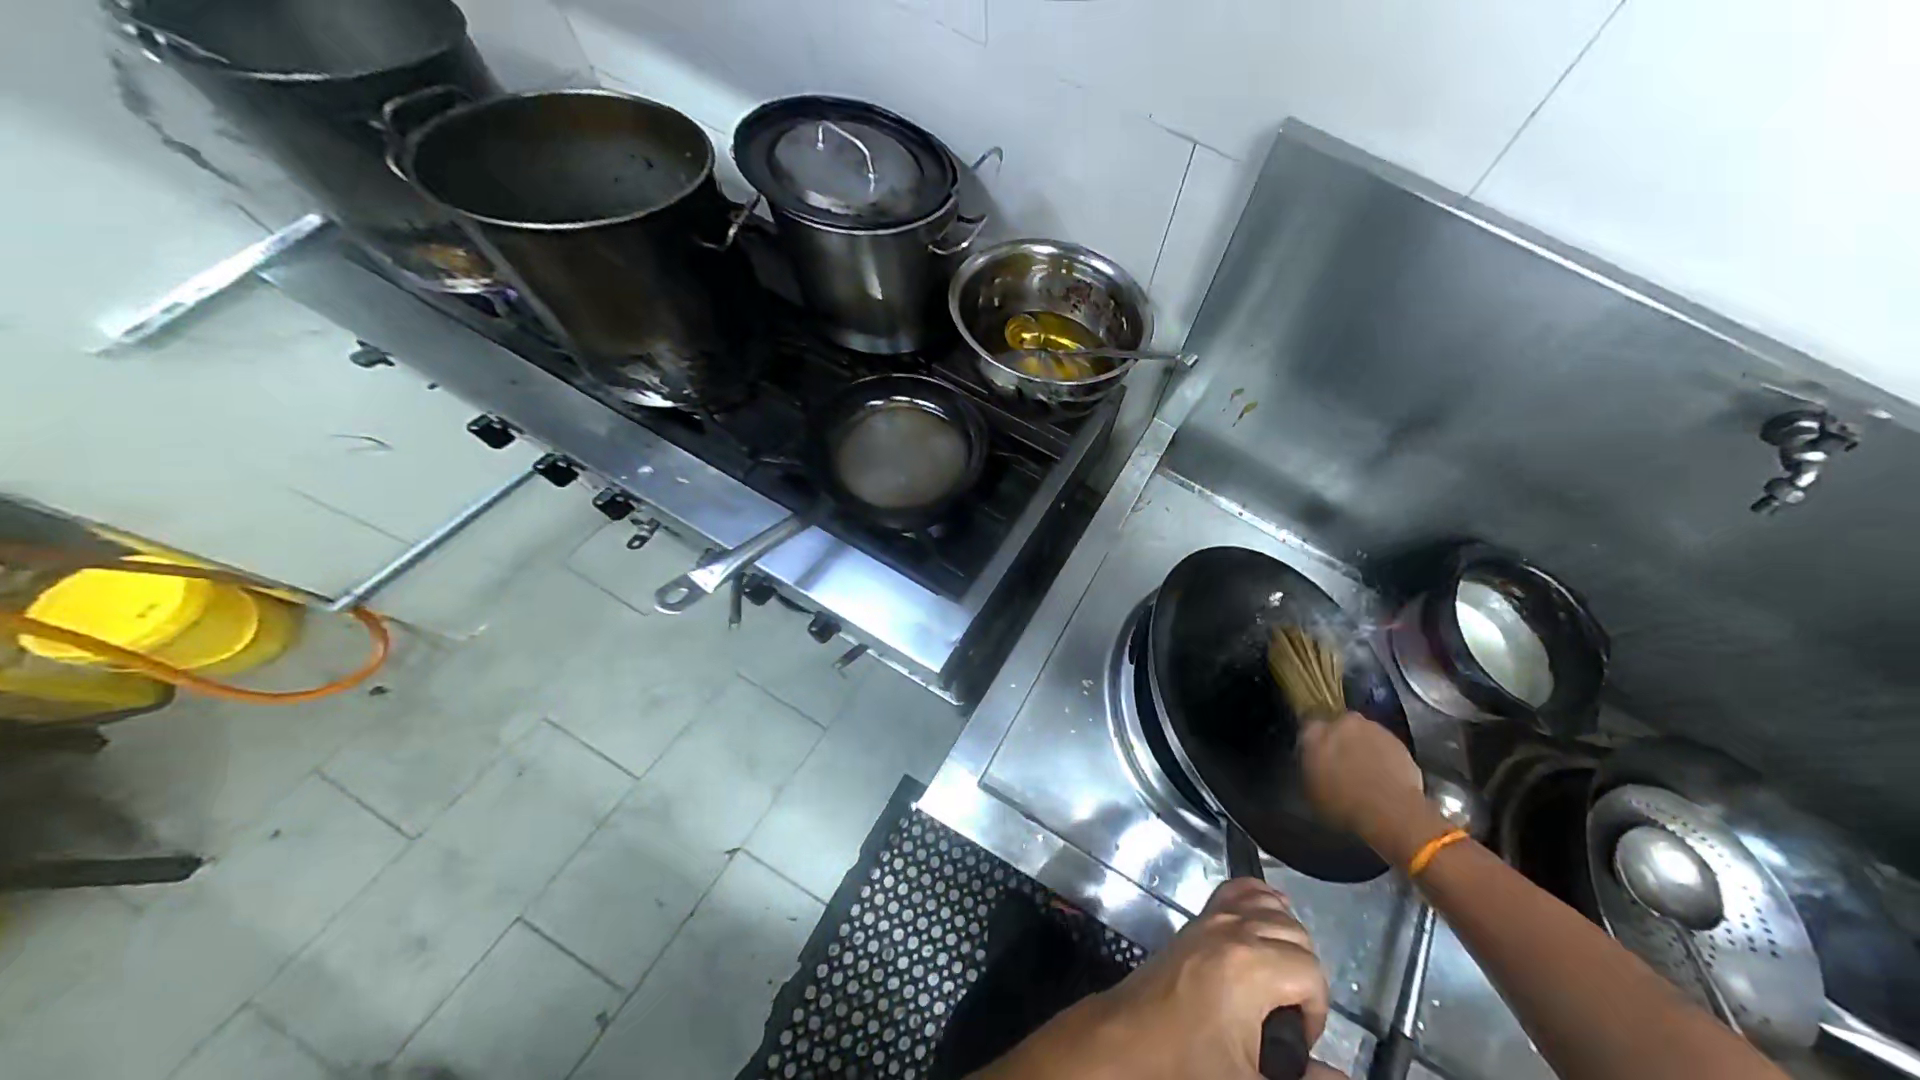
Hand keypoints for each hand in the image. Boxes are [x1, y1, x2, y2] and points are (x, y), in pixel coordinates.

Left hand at [974, 879, 1345, 1079]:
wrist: (1122, 1043)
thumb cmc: (1183, 1065)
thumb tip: (1340, 1076)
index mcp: (1250, 965)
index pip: (1312, 972)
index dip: (1315, 1011)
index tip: (1295, 1041)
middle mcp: (1232, 930)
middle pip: (1296, 934)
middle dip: (1304, 975)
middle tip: (1288, 1018)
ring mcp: (1210, 920)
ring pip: (1270, 907)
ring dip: (1287, 937)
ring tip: (1282, 982)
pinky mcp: (1194, 922)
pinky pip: (1236, 892)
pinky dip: (1259, 898)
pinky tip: (1269, 915)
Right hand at [1297, 711, 1431, 857]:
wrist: (1392, 815)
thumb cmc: (1342, 806)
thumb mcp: (1309, 790)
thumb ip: (1308, 767)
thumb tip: (1312, 764)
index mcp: (1313, 733)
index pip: (1306, 728)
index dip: (1312, 744)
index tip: (1315, 759)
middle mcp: (1342, 723)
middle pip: (1338, 726)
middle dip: (1339, 741)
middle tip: (1342, 765)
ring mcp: (1373, 729)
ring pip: (1363, 734)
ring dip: (1362, 747)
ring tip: (1367, 774)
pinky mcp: (1399, 741)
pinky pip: (1384, 746)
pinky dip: (1383, 757)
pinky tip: (1385, 778)